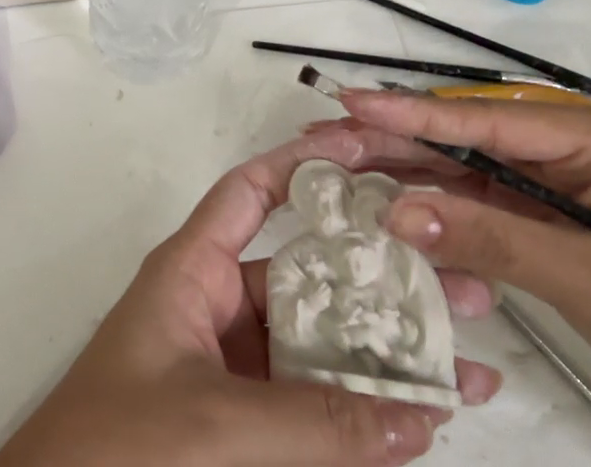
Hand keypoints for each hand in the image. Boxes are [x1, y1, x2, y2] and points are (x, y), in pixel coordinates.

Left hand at [0, 127, 501, 466]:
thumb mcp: (216, 423)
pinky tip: (427, 412)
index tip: (371, 153)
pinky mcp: (244, 413)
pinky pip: (313, 397)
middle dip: (383, 276)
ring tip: (472, 352)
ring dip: (388, 348)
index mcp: (192, 272)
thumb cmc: (118, 441)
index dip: (302, 165)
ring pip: (322, 342)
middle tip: (465, 279)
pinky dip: (364, 406)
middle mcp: (217, 306)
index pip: (249, 195)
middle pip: (309, 275)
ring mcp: (234, 363)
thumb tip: (420, 419)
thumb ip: (316, 423)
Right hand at [321, 90, 590, 466]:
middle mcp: (573, 146)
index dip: (416, 113)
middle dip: (395, 139)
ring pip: (458, 166)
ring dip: (400, 169)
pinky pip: (469, 201)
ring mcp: (553, 180)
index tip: (351, 102)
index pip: (493, 121)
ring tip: (335, 165)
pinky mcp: (537, 214)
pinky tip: (381, 203)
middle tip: (324, 139)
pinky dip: (427, 207)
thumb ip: (493, 240)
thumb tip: (394, 213)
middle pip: (466, 137)